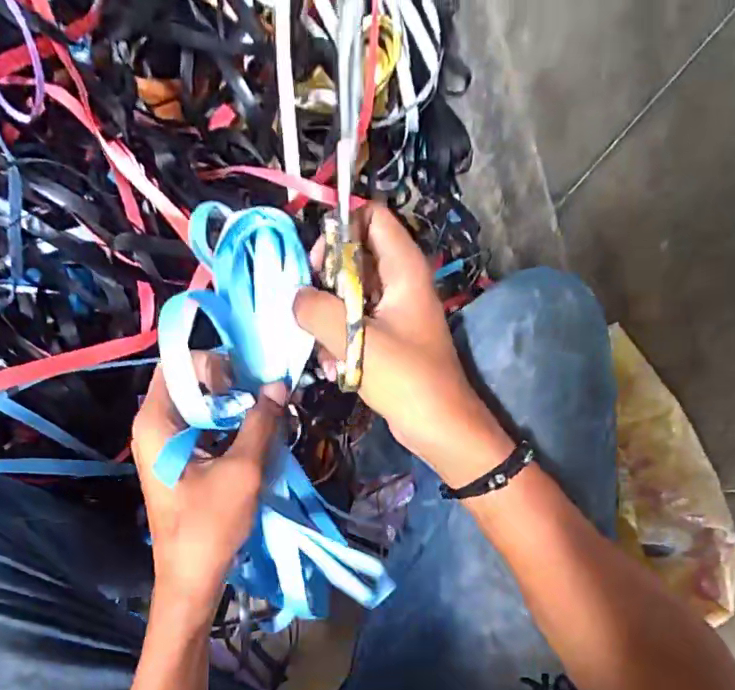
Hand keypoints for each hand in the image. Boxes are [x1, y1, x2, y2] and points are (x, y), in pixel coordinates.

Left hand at [131, 358, 285, 607]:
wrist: (191, 578)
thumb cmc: (210, 524)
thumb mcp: (242, 470)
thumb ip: (261, 422)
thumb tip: (279, 384)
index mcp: (155, 421)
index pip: (180, 363)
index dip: (216, 363)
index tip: (249, 382)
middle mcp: (154, 426)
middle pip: (193, 384)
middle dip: (233, 386)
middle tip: (268, 400)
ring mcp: (166, 446)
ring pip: (203, 408)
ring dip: (236, 410)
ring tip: (270, 419)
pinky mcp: (180, 463)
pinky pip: (205, 431)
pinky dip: (230, 430)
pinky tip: (258, 440)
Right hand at [293, 202, 514, 487]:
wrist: (439, 426)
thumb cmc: (405, 378)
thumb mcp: (354, 339)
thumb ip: (316, 310)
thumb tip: (296, 298)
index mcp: (404, 269)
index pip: (371, 217)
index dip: (341, 230)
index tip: (318, 265)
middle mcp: (400, 283)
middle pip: (353, 258)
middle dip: (326, 283)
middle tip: (311, 310)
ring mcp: (394, 313)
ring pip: (348, 296)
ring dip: (328, 319)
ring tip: (324, 349)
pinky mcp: (388, 341)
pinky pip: (354, 326)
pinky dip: (340, 341)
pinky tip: (335, 369)